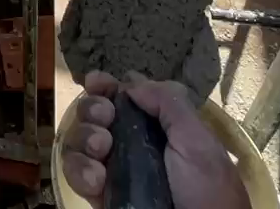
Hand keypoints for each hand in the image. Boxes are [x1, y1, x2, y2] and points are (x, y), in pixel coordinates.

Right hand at [61, 72, 249, 208]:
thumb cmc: (206, 196)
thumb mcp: (199, 145)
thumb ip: (169, 103)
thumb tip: (130, 83)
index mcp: (157, 130)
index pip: (123, 96)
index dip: (106, 86)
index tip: (98, 83)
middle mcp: (131, 146)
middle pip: (94, 111)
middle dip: (93, 107)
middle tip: (105, 118)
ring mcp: (112, 172)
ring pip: (79, 138)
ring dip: (84, 136)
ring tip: (101, 149)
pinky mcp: (98, 196)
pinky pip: (73, 172)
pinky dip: (79, 169)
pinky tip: (96, 179)